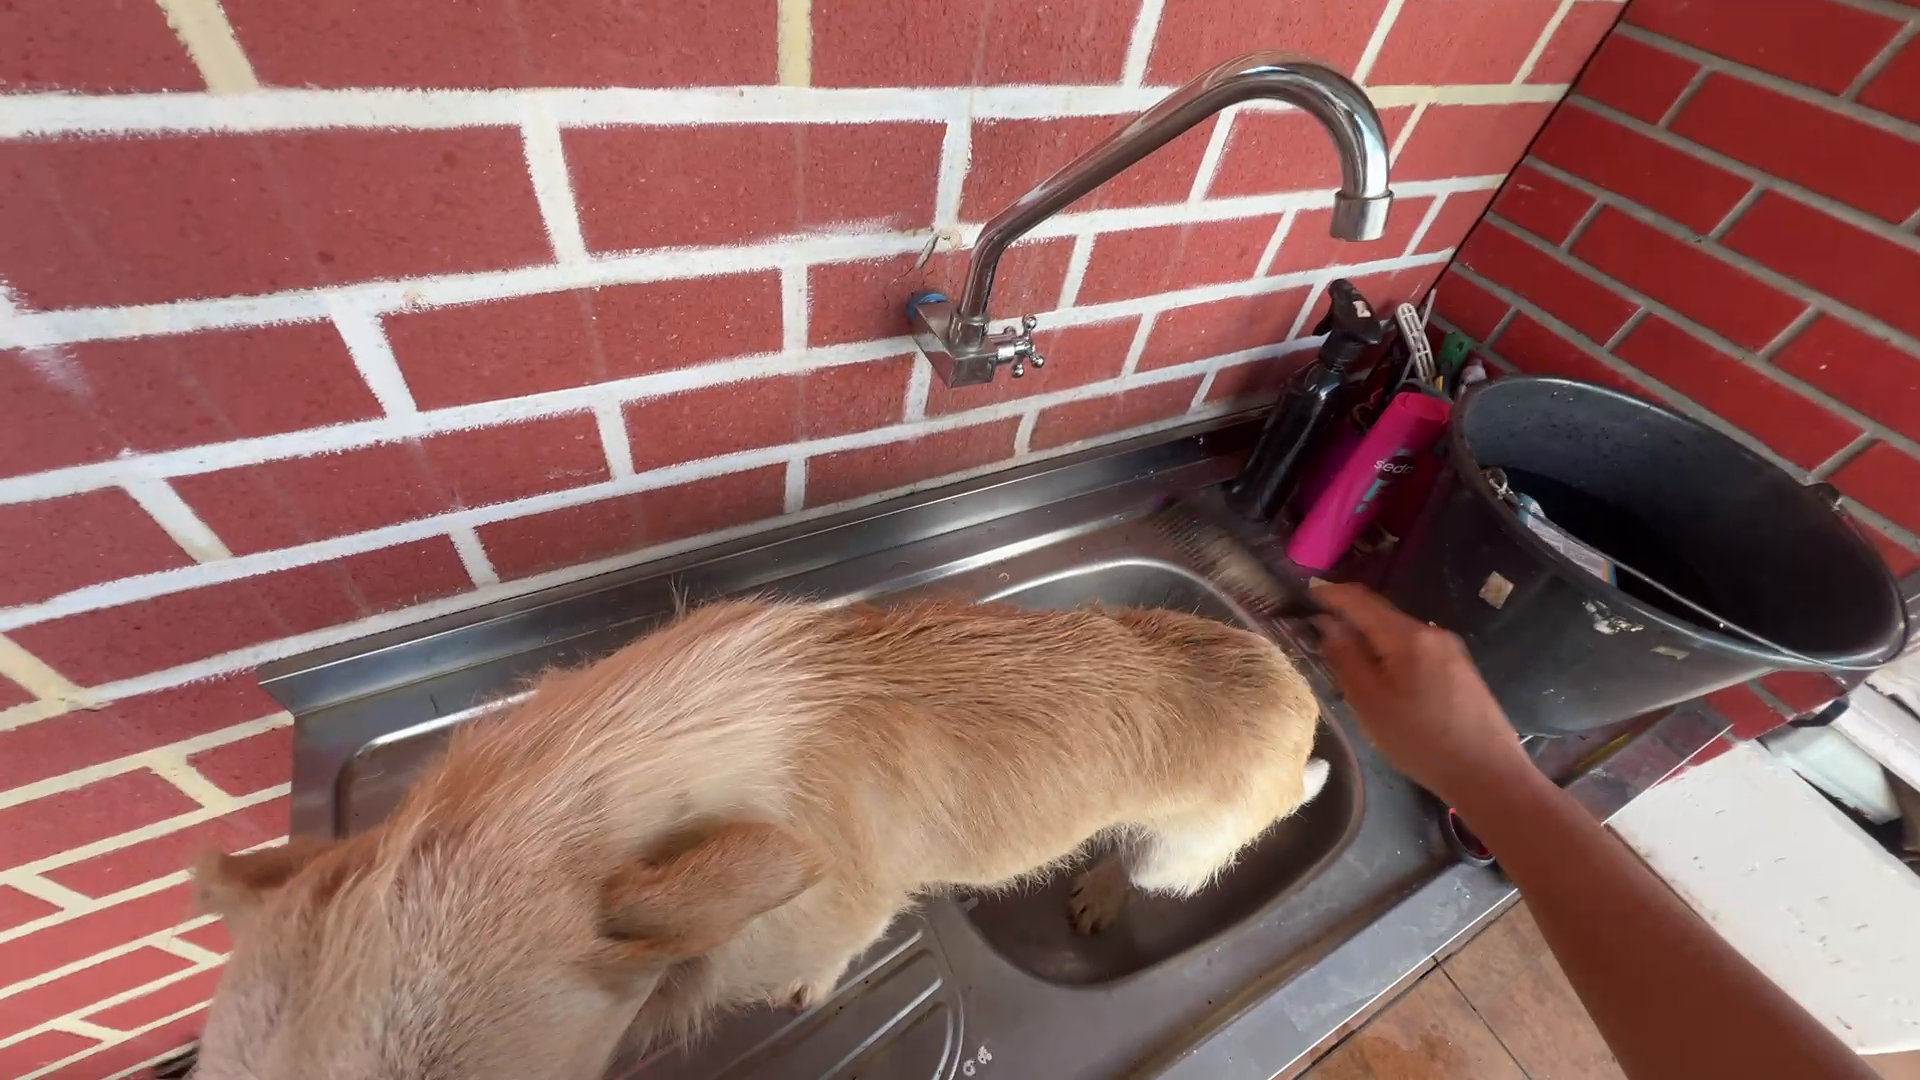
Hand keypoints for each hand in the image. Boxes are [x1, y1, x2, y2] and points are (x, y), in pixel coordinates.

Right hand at [1310, 583, 1532, 808]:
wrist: (1489, 776)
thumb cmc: (1420, 739)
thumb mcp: (1368, 700)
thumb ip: (1344, 655)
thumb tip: (1325, 623)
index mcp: (1407, 635)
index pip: (1358, 599)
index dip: (1326, 594)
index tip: (1299, 598)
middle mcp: (1431, 632)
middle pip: (1378, 612)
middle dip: (1344, 615)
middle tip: (1311, 629)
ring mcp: (1449, 649)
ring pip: (1394, 630)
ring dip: (1365, 635)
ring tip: (1339, 654)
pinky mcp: (1457, 667)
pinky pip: (1411, 646)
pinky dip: (1385, 649)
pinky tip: (1375, 672)